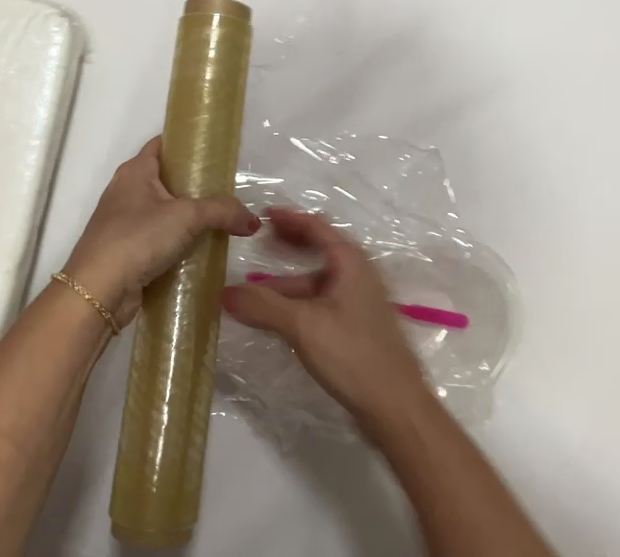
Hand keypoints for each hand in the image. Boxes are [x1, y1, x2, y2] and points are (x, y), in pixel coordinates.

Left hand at [62, 137, 260, 327]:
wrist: (98, 290)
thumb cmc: (137, 238)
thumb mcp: (187, 217)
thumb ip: (222, 211)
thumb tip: (252, 221)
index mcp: (135, 171)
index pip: (163, 145)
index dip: (188, 143)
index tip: (217, 151)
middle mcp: (126, 191)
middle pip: (167, 179)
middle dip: (196, 185)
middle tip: (228, 191)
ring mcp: (124, 222)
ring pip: (164, 212)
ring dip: (188, 218)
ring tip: (222, 222)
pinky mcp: (127, 251)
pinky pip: (159, 239)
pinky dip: (178, 243)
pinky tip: (201, 251)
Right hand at [221, 208, 433, 429]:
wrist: (396, 405)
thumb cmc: (353, 354)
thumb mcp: (303, 326)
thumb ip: (263, 306)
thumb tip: (224, 292)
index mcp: (350, 262)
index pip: (317, 227)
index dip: (290, 218)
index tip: (263, 214)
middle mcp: (358, 275)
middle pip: (320, 250)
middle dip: (289, 246)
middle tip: (260, 243)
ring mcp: (360, 302)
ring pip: (319, 282)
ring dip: (289, 282)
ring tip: (255, 291)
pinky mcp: (358, 327)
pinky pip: (323, 302)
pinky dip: (299, 302)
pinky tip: (280, 318)